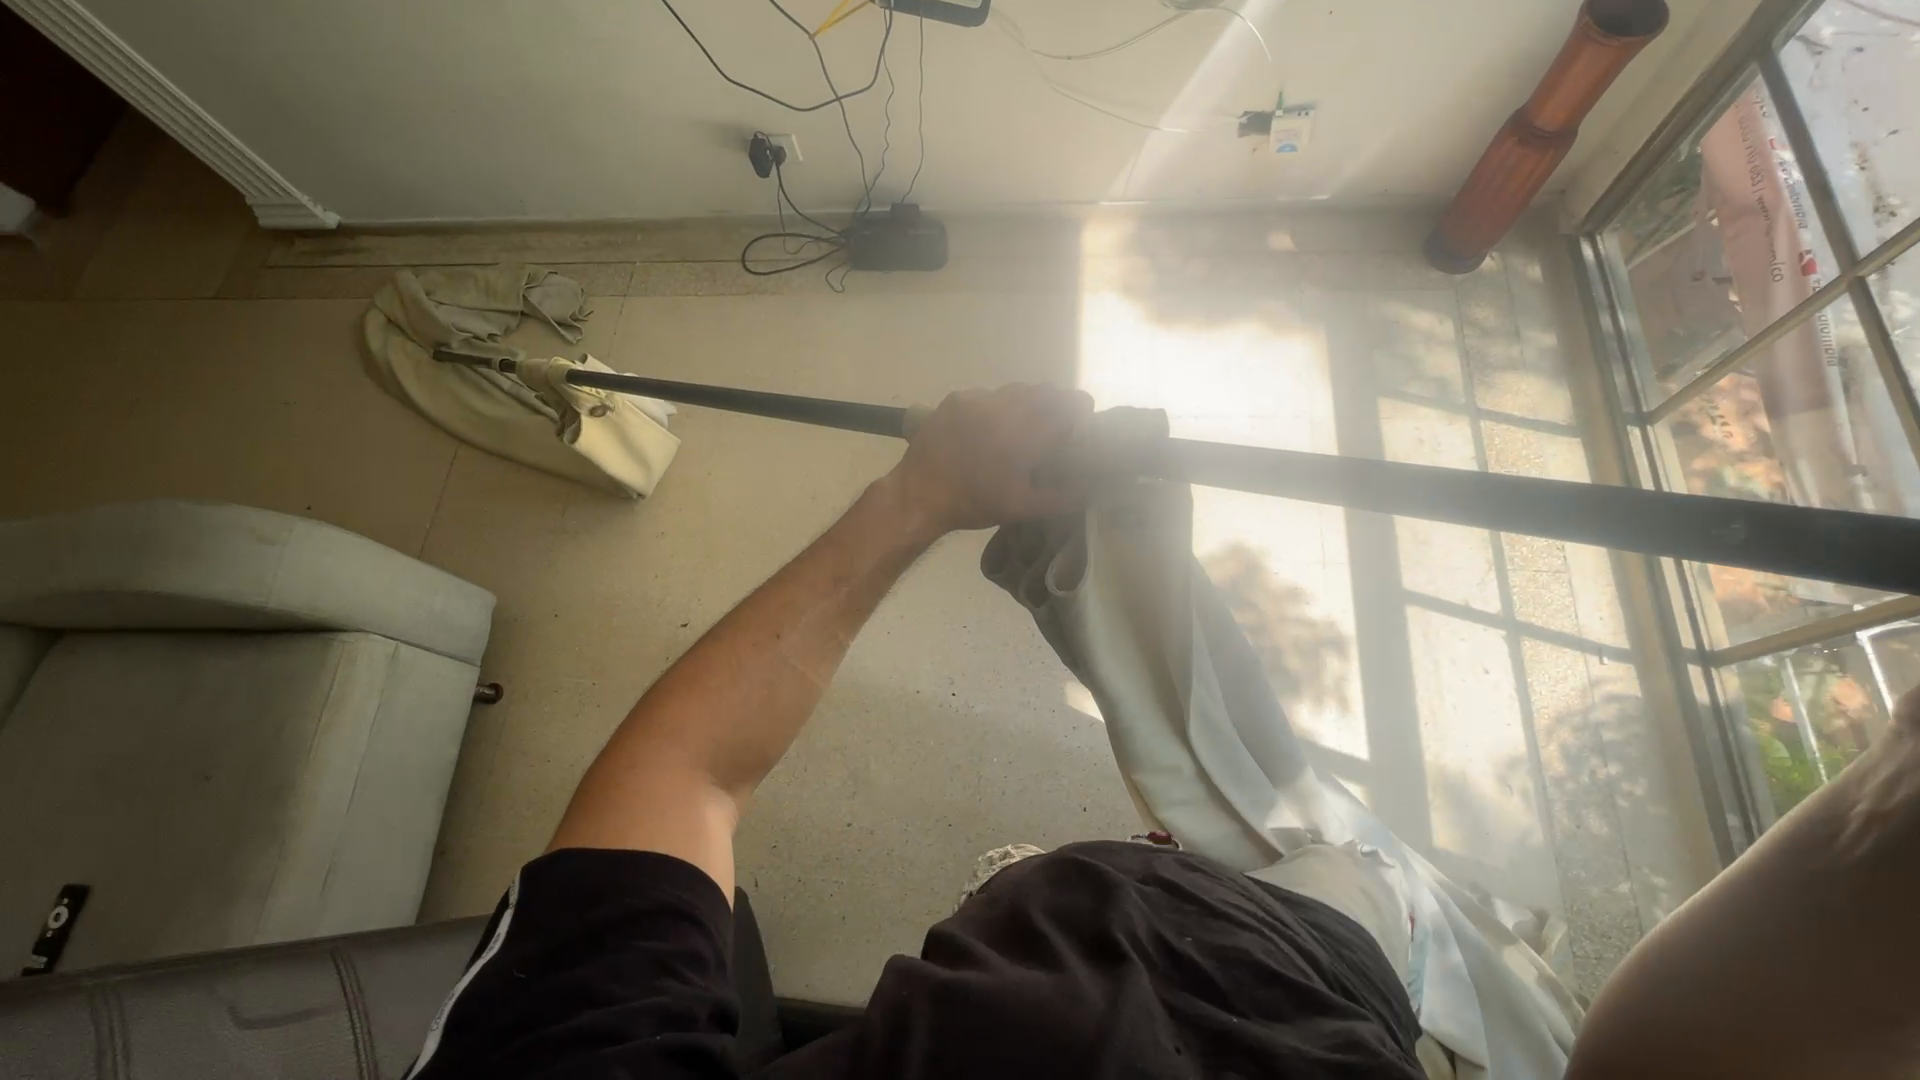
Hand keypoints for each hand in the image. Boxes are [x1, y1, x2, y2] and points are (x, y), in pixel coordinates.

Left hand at [886, 383, 1094, 534]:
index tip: (1080, 425)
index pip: (1069, 403)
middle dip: (1055, 405)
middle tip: (1052, 429)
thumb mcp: (1023, 508)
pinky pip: (989, 394)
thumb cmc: (974, 503)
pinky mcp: (957, 398)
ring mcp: (978, 400)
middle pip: (1046, 391)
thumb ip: (1064, 496)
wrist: (919, 494)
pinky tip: (989, 429)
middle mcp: (1004, 408)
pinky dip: (997, 407)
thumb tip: (1093, 487)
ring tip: (1020, 429)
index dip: (1080, 411)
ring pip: (1017, 389)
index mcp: (1025, 435)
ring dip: (1027, 404)